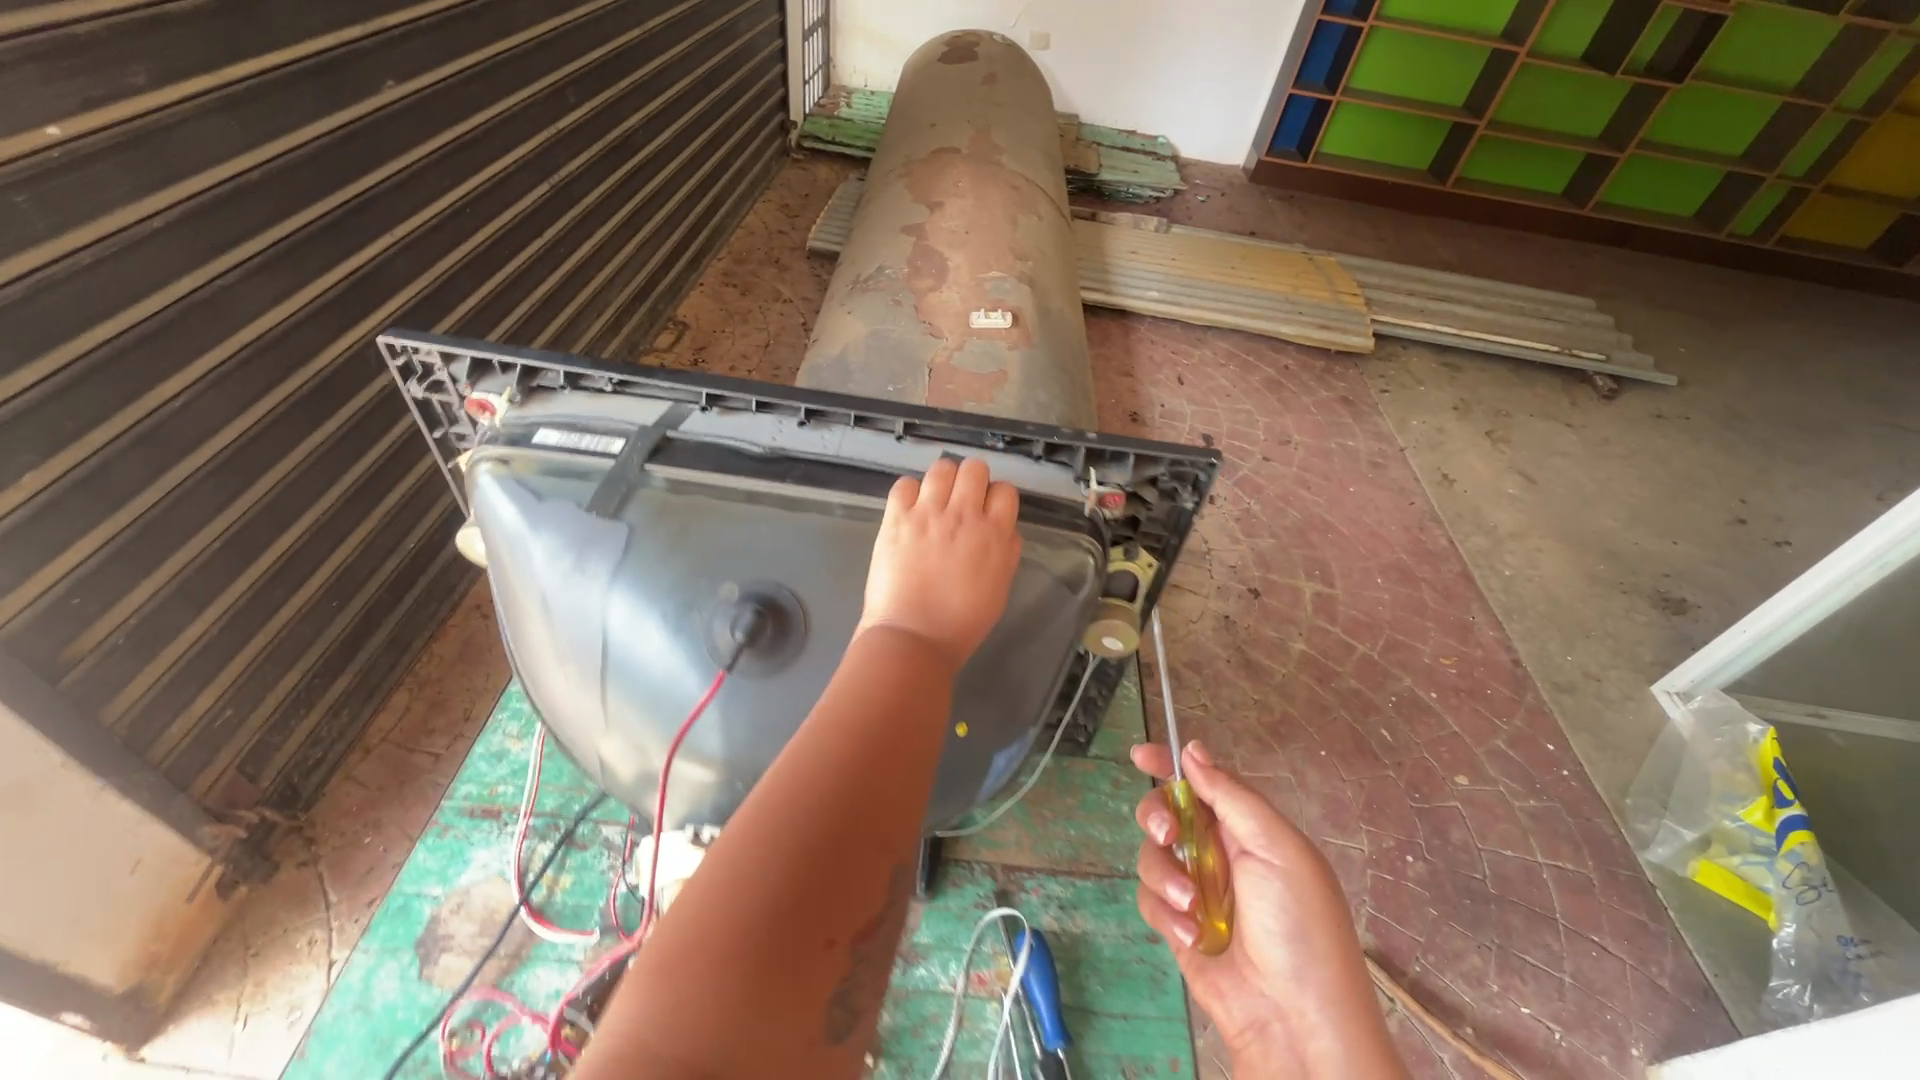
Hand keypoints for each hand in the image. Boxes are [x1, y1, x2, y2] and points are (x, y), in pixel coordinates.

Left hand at [856, 457, 1022, 674]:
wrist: (914, 637)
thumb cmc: (962, 623)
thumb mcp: (1000, 587)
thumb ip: (1006, 552)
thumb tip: (1003, 530)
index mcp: (995, 534)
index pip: (1005, 490)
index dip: (995, 498)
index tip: (985, 512)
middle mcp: (964, 516)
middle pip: (975, 468)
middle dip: (971, 481)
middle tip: (960, 502)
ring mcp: (928, 514)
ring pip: (942, 468)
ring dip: (942, 480)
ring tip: (934, 500)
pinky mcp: (897, 519)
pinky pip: (905, 484)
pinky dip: (909, 492)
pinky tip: (910, 510)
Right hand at [1132, 741, 1405, 1078]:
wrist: (1295, 1019)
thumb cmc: (1298, 925)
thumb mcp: (1277, 849)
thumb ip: (1231, 797)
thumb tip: (1193, 750)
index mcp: (1250, 829)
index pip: (1205, 782)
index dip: (1171, 763)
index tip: (1141, 754)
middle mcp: (1220, 854)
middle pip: (1168, 812)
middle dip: (1158, 816)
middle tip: (1166, 834)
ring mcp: (1197, 891)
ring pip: (1152, 856)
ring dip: (1165, 876)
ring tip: (1190, 906)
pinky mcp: (1178, 927)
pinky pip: (1149, 900)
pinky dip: (1164, 913)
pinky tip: (1192, 936)